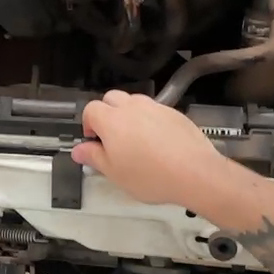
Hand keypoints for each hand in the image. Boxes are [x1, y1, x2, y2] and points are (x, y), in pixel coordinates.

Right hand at [72, 90, 232, 207]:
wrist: (194, 173)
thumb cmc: (151, 175)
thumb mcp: (114, 173)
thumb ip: (93, 157)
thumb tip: (79, 150)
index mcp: (112, 120)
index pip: (90, 110)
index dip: (88, 124)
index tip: (94, 141)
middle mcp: (132, 107)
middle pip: (111, 98)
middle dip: (106, 113)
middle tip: (111, 138)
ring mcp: (155, 108)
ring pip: (134, 101)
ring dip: (128, 114)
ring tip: (134, 139)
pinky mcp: (174, 113)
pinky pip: (154, 110)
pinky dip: (149, 120)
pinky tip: (156, 142)